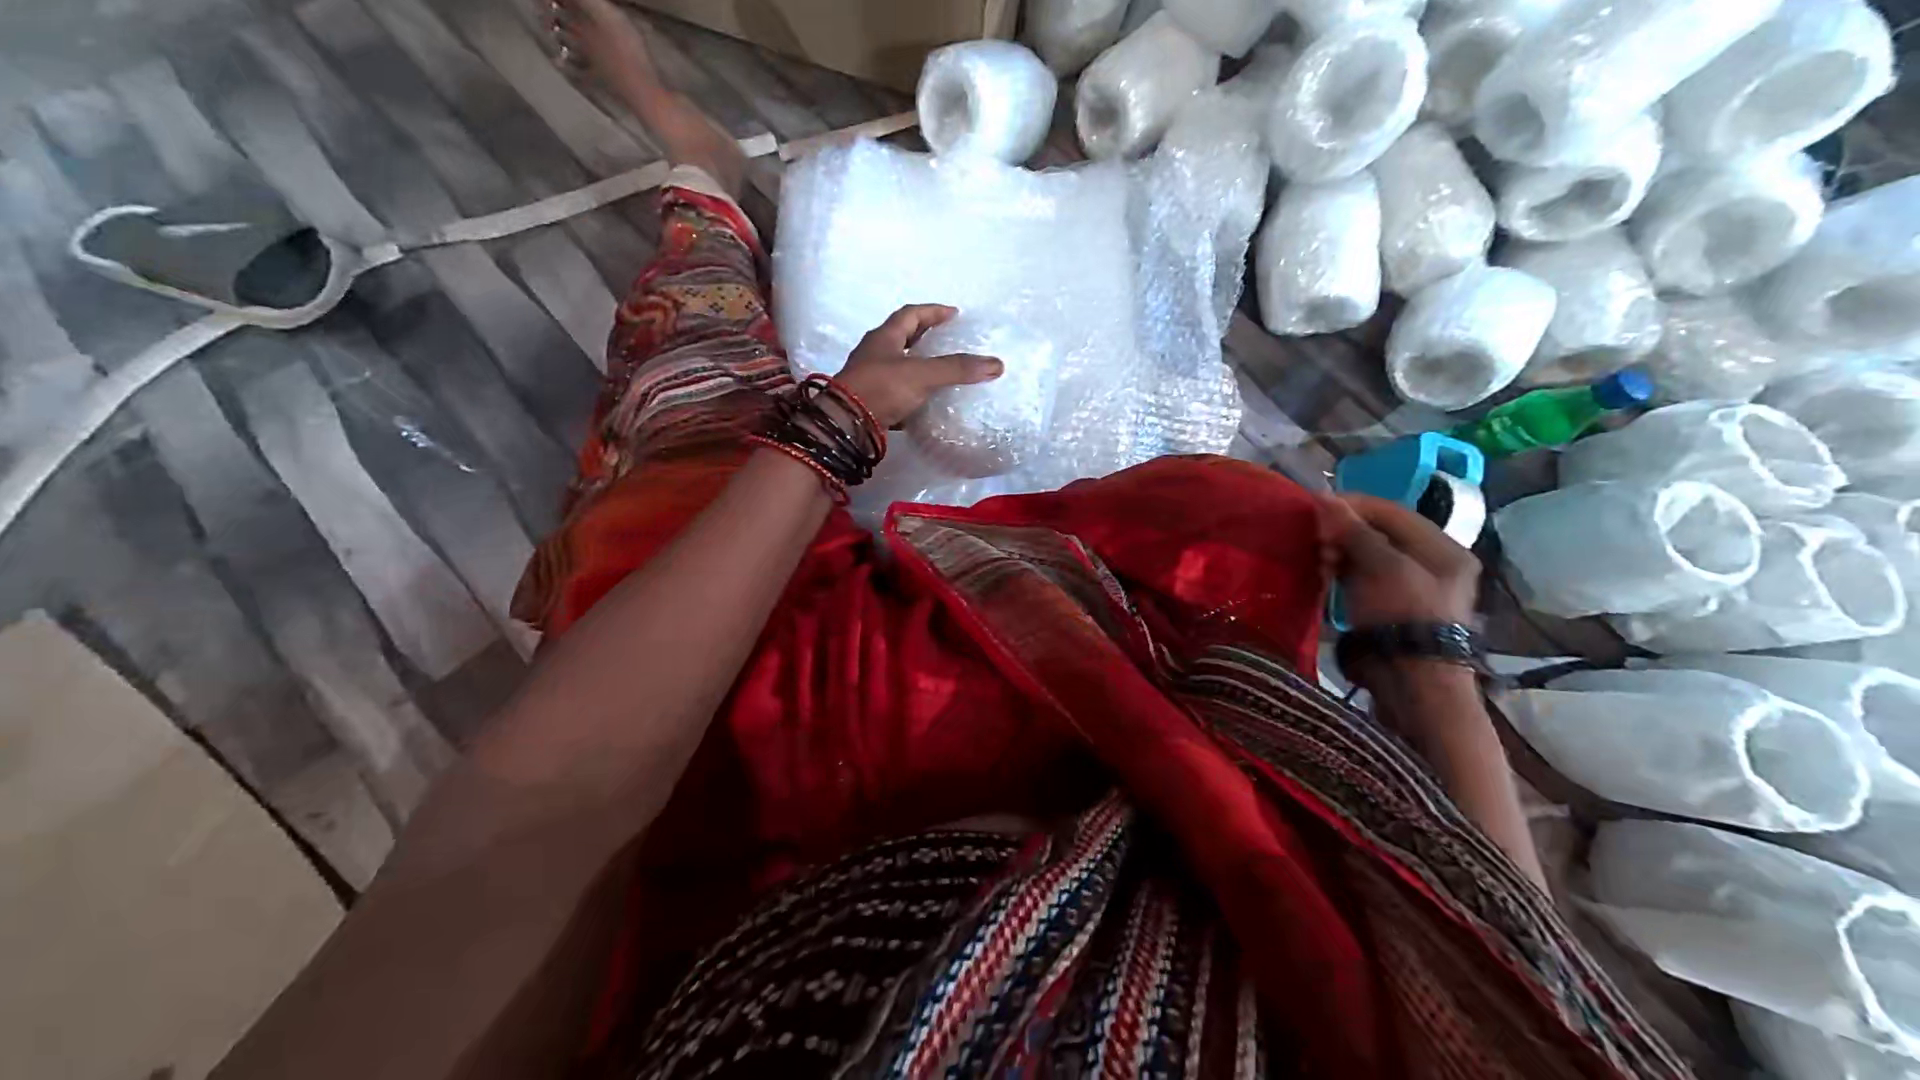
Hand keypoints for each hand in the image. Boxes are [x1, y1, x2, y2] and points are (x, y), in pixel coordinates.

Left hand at [833, 305, 1003, 427]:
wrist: (846, 425)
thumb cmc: (880, 388)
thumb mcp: (922, 374)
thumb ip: (957, 368)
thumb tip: (997, 364)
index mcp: (884, 337)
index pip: (911, 314)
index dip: (933, 311)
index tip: (954, 314)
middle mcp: (874, 354)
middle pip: (903, 338)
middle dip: (926, 337)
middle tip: (948, 340)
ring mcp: (870, 379)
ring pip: (899, 366)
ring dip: (919, 366)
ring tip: (942, 371)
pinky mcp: (871, 402)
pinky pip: (896, 392)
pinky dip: (913, 393)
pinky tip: (927, 402)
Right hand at [1317, 493, 1479, 628]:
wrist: (1410, 679)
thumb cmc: (1402, 614)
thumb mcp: (1381, 567)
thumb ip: (1353, 531)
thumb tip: (1324, 498)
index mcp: (1443, 549)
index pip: (1392, 511)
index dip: (1353, 505)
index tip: (1317, 507)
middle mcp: (1432, 563)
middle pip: (1380, 532)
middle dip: (1344, 531)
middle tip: (1316, 539)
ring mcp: (1411, 586)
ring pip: (1369, 554)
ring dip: (1340, 551)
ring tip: (1319, 560)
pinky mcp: (1390, 605)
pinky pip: (1364, 576)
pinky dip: (1343, 570)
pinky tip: (1325, 574)